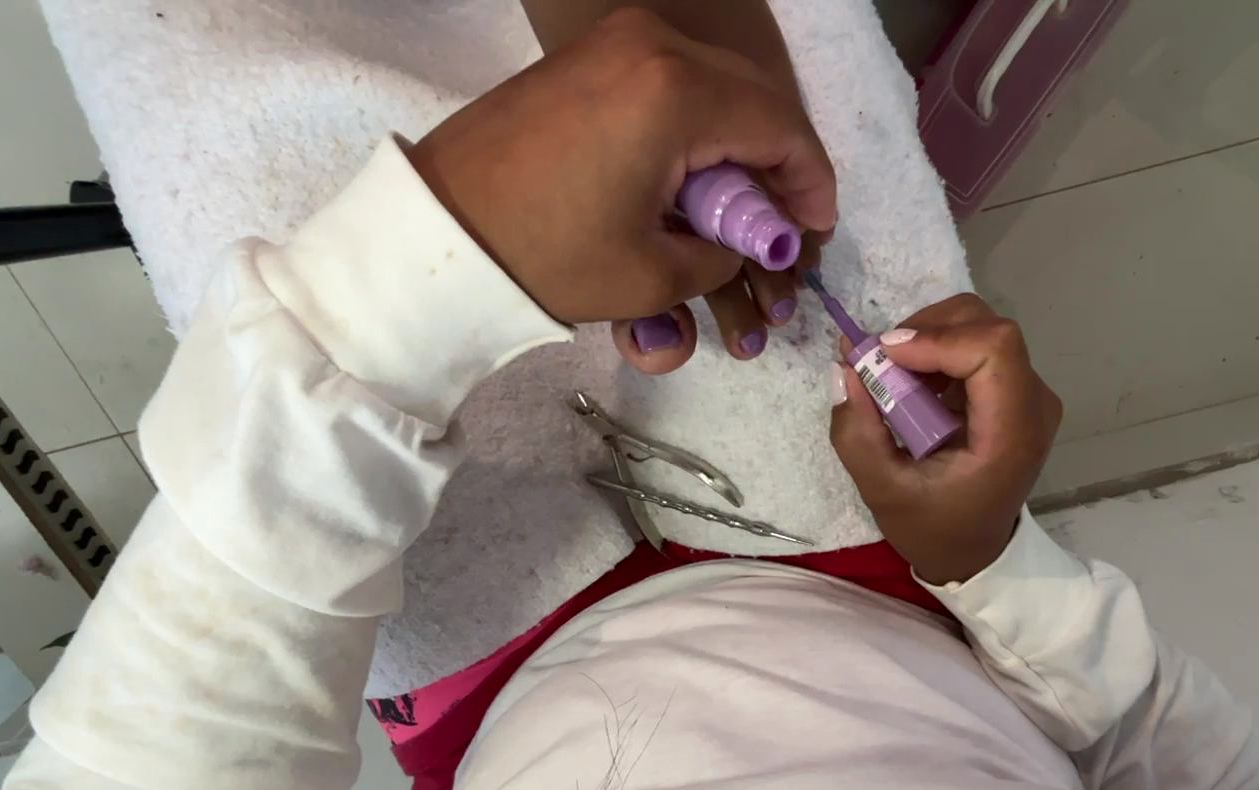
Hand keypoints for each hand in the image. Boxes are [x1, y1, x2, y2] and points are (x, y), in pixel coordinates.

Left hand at [518, 0, 822, 368]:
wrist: (441, 231)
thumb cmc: (549, 256)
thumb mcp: (653, 276)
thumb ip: (723, 257)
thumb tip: (744, 244)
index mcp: (675, 92)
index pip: (779, 128)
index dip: (810, 183)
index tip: (816, 229)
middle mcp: (653, 45)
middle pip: (752, 100)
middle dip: (778, 166)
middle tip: (784, 226)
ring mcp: (615, 45)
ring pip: (714, 91)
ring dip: (738, 151)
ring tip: (741, 214)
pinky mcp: (589, 61)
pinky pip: (671, 88)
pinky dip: (697, 136)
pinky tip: (694, 186)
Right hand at [829, 294, 1063, 585]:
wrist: (972, 551)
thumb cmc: (931, 528)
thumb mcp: (881, 491)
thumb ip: (856, 433)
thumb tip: (844, 369)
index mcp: (1009, 435)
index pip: (992, 349)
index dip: (936, 339)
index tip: (884, 357)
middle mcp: (1032, 404)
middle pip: (987, 326)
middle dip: (925, 331)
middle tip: (880, 363)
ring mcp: (1029, 394)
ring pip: (981, 327)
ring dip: (928, 339)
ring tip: (894, 376)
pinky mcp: (1016, 390)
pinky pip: (977, 345)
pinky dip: (937, 350)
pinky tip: (913, 384)